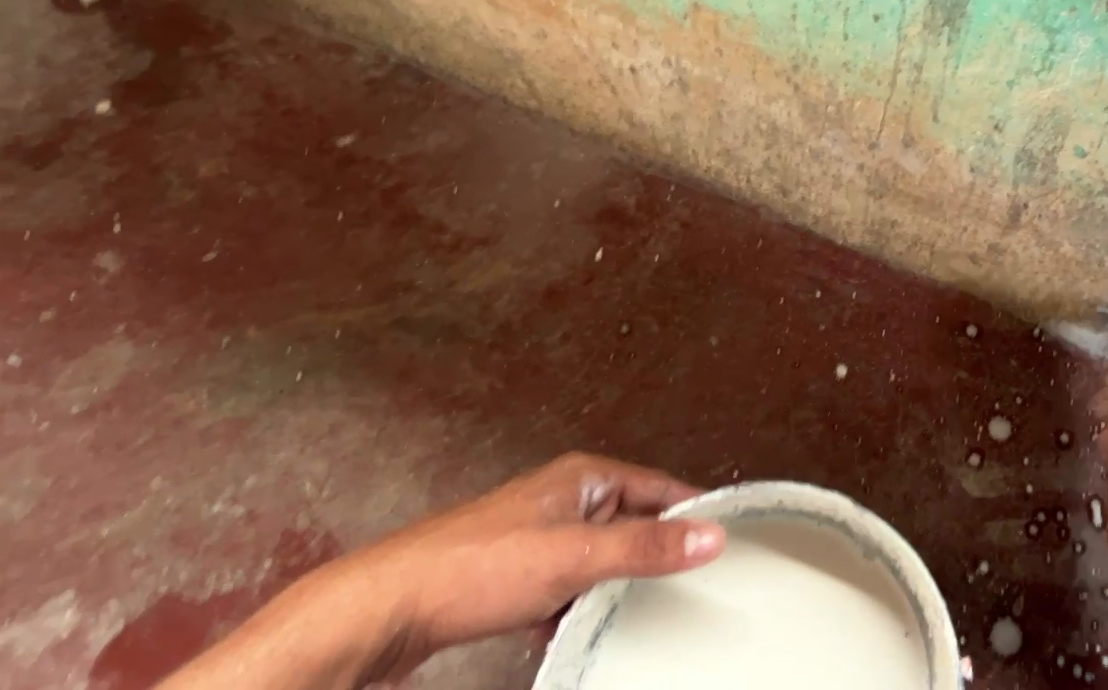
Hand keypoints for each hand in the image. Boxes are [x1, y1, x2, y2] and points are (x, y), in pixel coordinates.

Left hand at [354, 452, 724, 673]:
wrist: (384, 611)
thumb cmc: (476, 569)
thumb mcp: (575, 559)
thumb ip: (647, 549)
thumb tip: (713, 536)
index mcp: (586, 477)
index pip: (662, 488)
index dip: (693, 515)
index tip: (723, 546)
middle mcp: (567, 496)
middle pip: (632, 524)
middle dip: (651, 557)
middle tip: (682, 589)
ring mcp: (540, 531)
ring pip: (600, 557)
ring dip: (611, 585)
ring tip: (627, 613)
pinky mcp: (517, 568)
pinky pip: (569, 582)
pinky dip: (576, 604)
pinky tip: (570, 629)